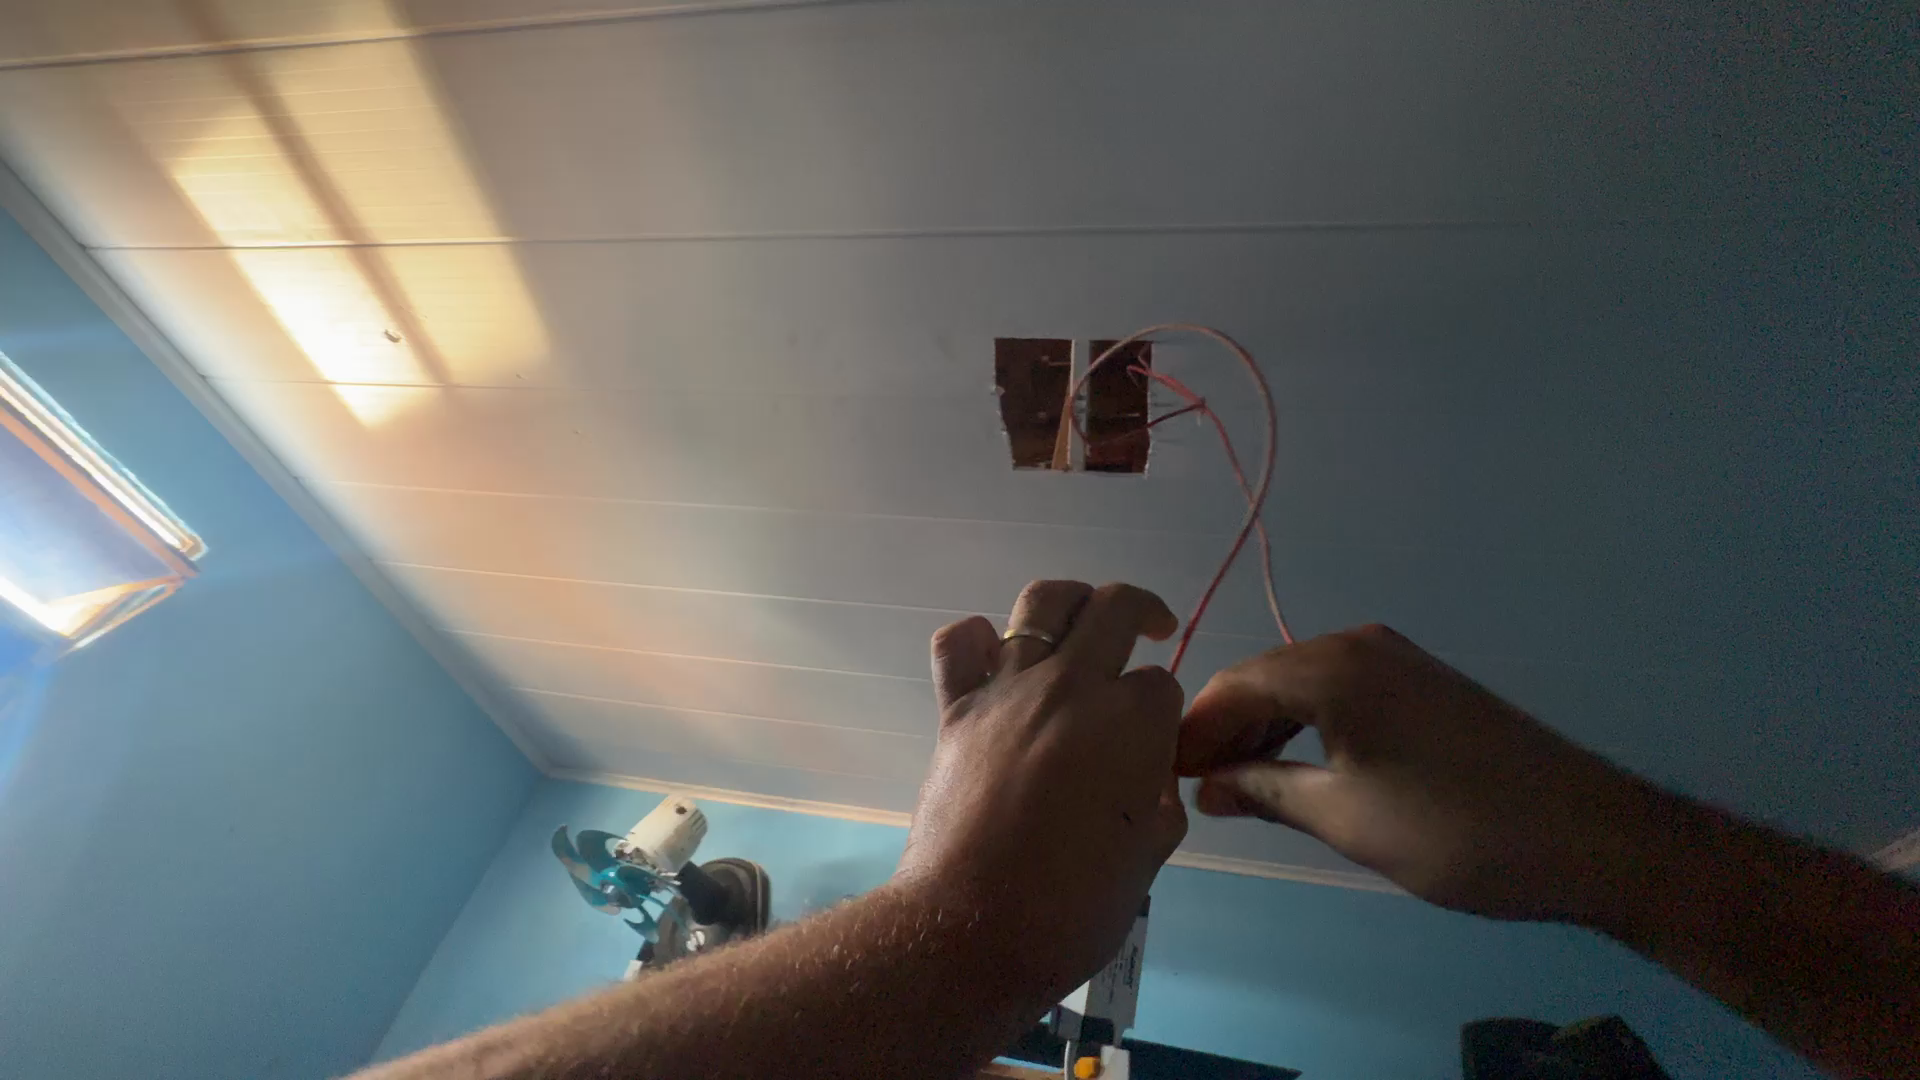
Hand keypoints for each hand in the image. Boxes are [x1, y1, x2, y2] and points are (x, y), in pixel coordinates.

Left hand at [897, 580, 1186, 994]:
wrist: (972, 926)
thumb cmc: (1072, 907)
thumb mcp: (1148, 859)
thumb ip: (1159, 801)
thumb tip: (1150, 775)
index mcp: (1132, 721)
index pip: (1164, 684)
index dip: (1166, 710)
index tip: (1155, 741)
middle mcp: (1072, 685)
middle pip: (1115, 609)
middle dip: (1144, 612)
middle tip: (1153, 628)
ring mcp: (1009, 689)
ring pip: (1042, 603)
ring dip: (1071, 601)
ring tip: (1083, 618)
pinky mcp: (957, 707)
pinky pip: (959, 644)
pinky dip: (976, 638)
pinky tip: (995, 655)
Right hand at [1178, 624, 1659, 921]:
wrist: (1600, 839)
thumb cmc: (1456, 829)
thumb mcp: (1344, 817)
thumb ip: (1262, 792)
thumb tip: (1204, 791)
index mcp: (1331, 667)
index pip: (1232, 687)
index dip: (1192, 730)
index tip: (1161, 770)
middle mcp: (1354, 645)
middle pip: (1261, 680)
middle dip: (1222, 730)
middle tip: (1192, 782)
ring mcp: (1389, 657)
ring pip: (1296, 685)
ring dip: (1261, 729)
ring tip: (1232, 781)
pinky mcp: (1414, 679)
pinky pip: (1334, 692)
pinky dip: (1302, 725)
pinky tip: (1289, 763)